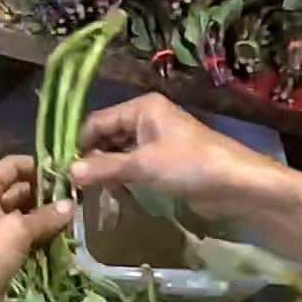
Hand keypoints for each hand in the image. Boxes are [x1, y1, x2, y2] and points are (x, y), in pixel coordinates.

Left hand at [0, 155, 71, 301]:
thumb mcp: (18, 231)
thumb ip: (46, 215)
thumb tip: (71, 204)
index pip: (12, 165)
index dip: (39, 166)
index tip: (67, 173)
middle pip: (17, 187)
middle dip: (45, 192)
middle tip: (77, 197)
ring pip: (20, 211)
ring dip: (43, 214)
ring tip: (73, 215)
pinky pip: (19, 231)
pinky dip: (36, 231)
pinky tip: (59, 234)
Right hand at [69, 94, 301, 220]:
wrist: (240, 186)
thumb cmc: (191, 165)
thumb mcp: (143, 165)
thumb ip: (103, 168)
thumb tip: (67, 173)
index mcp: (141, 108)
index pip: (96, 121)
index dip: (78, 144)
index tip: (60, 169)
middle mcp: (146, 119)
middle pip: (105, 136)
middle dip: (89, 158)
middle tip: (69, 184)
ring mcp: (155, 141)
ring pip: (117, 153)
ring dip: (102, 171)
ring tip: (83, 192)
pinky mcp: (163, 163)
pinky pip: (131, 166)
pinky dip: (118, 178)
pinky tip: (106, 193)